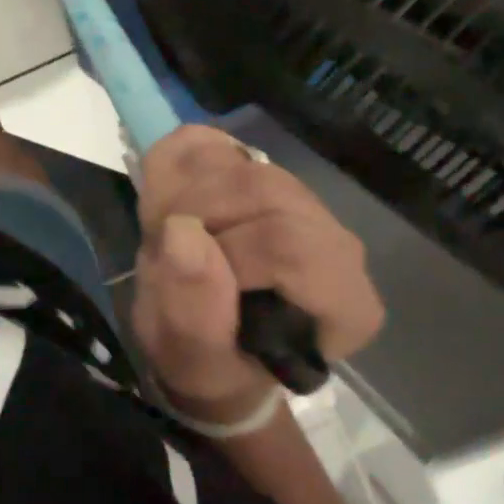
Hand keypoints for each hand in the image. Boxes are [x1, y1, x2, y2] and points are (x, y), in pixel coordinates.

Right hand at [131, 127, 383, 418]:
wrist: (202, 340)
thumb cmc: (208, 360)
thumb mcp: (191, 358)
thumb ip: (193, 310)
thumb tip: (184, 232)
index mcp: (342, 302)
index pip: (288, 244)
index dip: (226, 250)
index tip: (186, 276)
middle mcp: (337, 245)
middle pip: (262, 192)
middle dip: (193, 211)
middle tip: (161, 247)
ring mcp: (301, 201)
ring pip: (238, 166)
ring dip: (182, 190)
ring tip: (162, 227)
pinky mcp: (260, 171)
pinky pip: (214, 143)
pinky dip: (175, 162)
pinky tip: (168, 196)